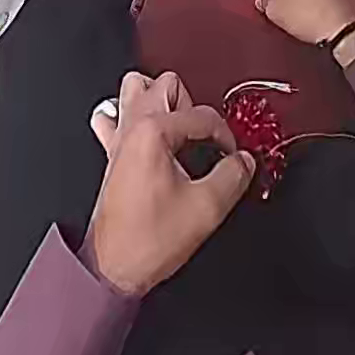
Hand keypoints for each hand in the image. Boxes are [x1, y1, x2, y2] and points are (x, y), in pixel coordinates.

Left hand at [84, 71, 253, 296]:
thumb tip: (244, 161)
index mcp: (155, 131)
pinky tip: (145, 135)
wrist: (112, 270)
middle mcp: (134, 125)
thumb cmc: (149, 240)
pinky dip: (127, 117)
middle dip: (192, 106)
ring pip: (136, 87)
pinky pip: (112, 115)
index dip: (224, 136)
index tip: (232, 156)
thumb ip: (232, 176)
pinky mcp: (111, 152)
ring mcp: (119, 136)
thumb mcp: (206, 208)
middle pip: (168, 84)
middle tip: (202, 136)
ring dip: (159, 99)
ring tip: (176, 126)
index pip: (203, 116)